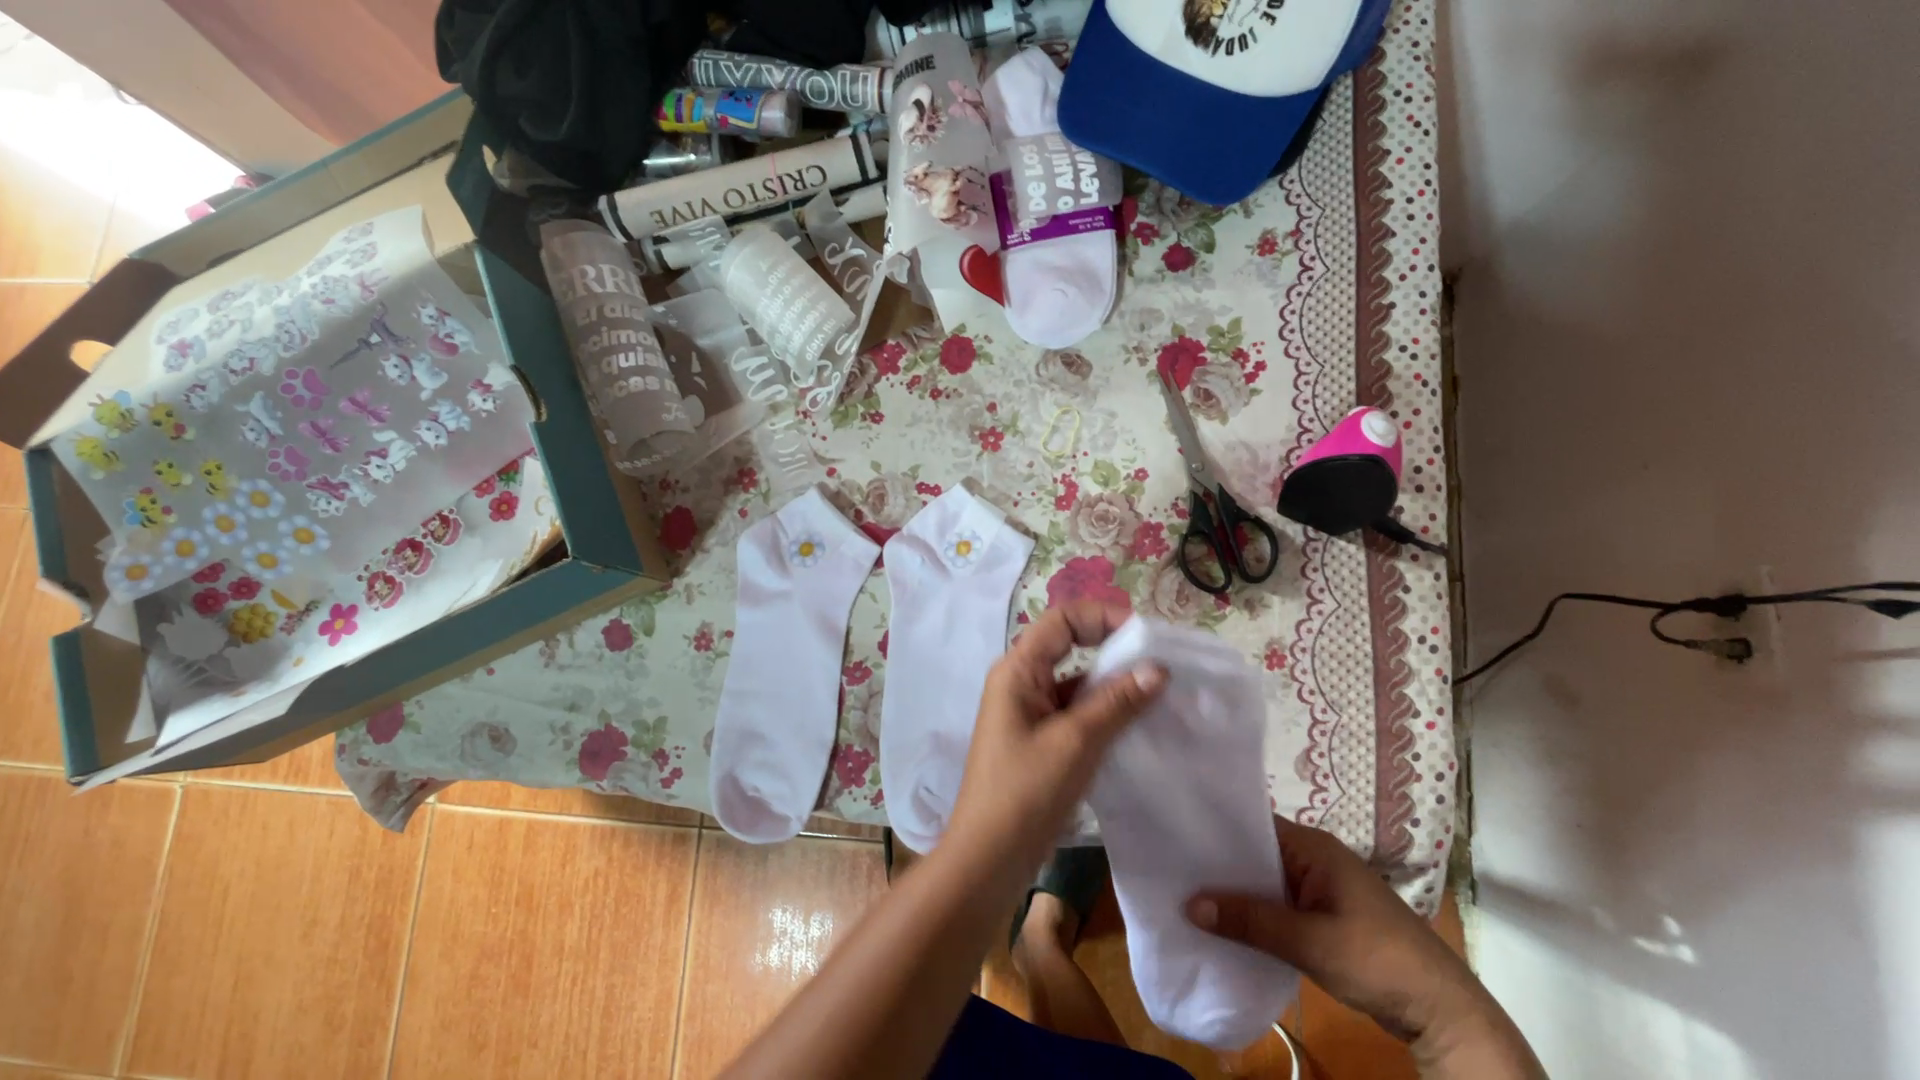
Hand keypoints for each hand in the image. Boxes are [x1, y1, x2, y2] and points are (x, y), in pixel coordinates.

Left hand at [943, 601, 1165, 871]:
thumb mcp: (1076, 741)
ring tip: (1160, 697)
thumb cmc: (1025, 791)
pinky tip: (1138, 728)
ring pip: (1077, 684)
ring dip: (1114, 686)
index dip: (1103, 617)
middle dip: (1115, 651)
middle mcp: (1020, 683)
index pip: (1062, 620)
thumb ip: (1117, 702)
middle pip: (1070, 647)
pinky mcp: (1040, 742)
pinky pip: (1076, 713)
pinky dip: (1105, 714)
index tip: (1146, 636)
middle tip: (1161, 666)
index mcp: (1017, 671)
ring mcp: (1029, 714)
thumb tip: (1158, 668)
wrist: (989, 857)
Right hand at [1185, 816, 1486, 1043]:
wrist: (1439, 1007)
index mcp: (1314, 848)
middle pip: (1255, 853)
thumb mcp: (1309, 942)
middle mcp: (1315, 858)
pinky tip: (1223, 926)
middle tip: (1169, 871)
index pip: (1252, 824)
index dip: (1213, 831)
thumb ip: (1250, 921)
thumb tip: (1190, 904)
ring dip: (1234, 893)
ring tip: (1184, 897)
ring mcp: (1320, 887)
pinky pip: (1277, 904)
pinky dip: (1253, 914)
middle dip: (1218, 866)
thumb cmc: (1377, 959)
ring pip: (1265, 881)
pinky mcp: (1323, 915)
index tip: (1173, 838)